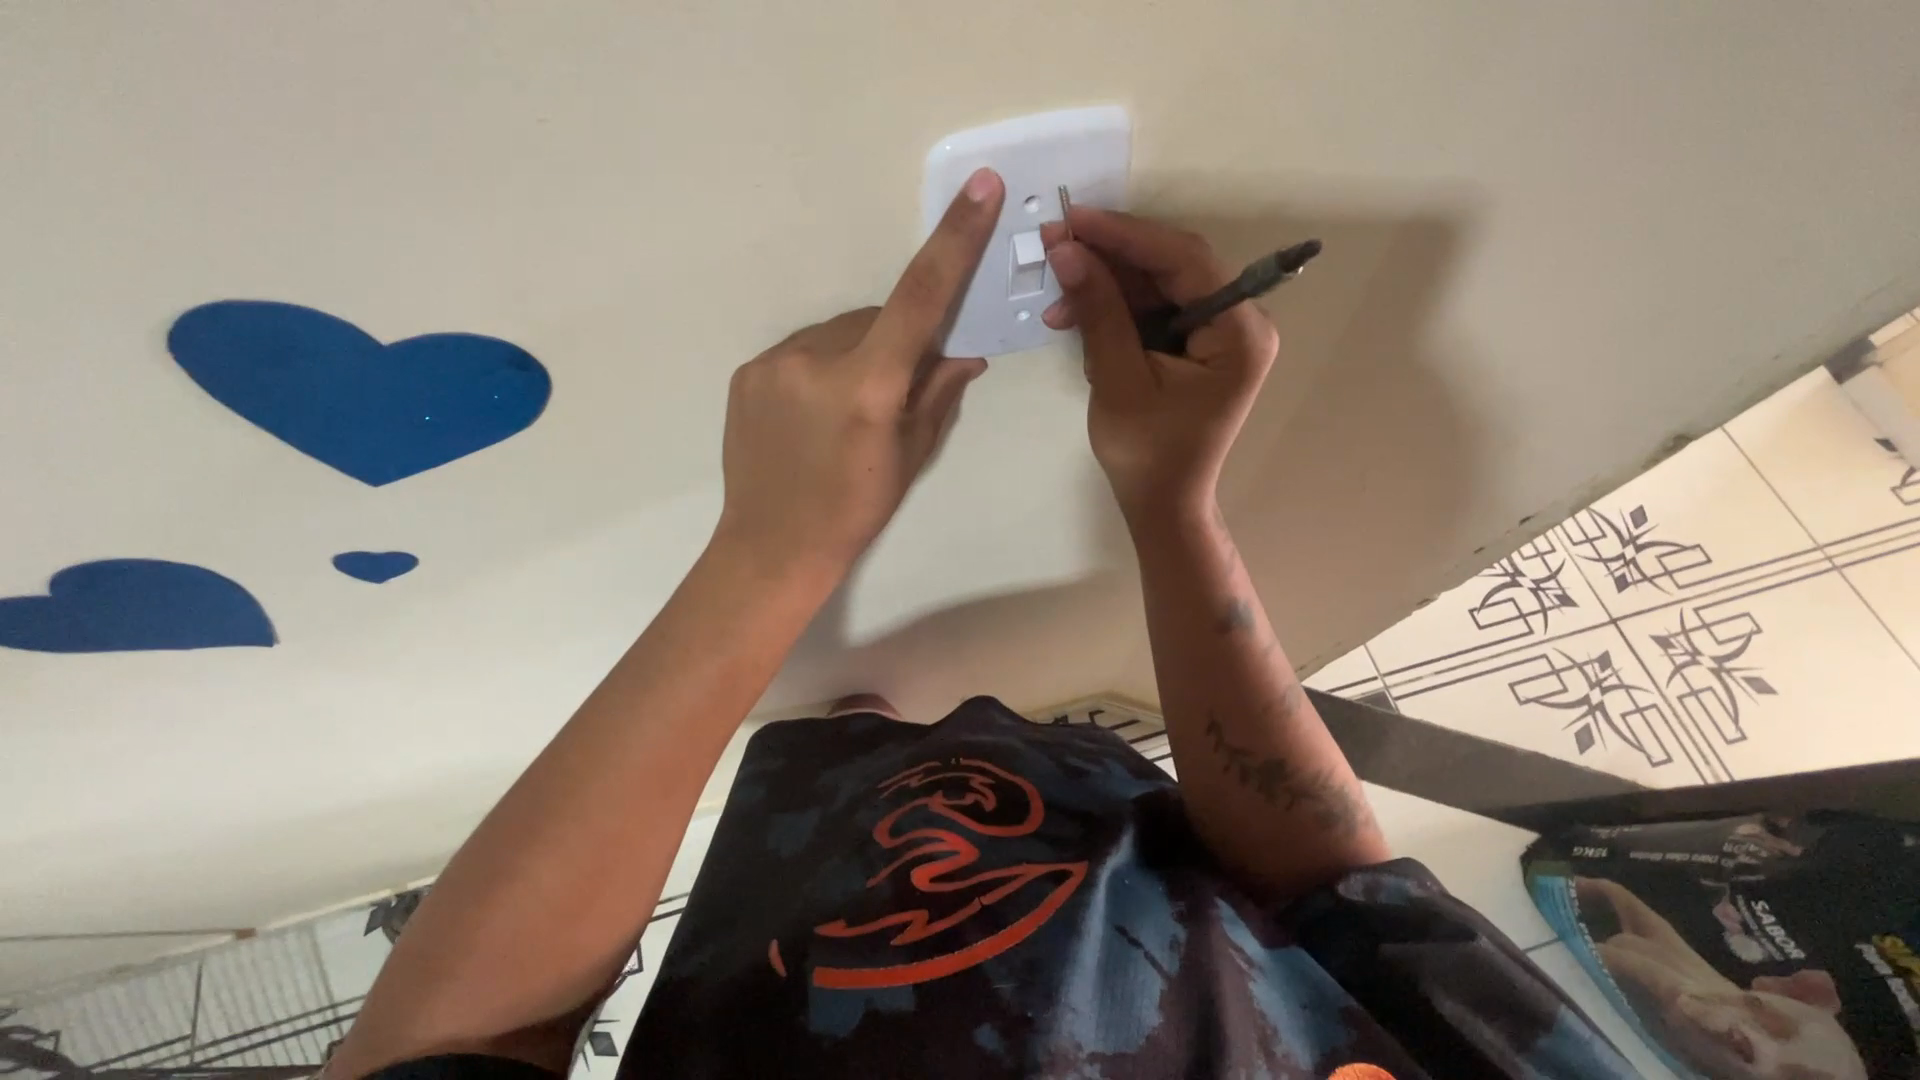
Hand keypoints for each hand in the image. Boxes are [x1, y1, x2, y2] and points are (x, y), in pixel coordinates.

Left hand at [714, 167, 1004, 573]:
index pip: (920, 299)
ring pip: (836, 334)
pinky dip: (820, 367)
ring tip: (843, 414)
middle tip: (892, 394)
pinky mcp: (747, 372)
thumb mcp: (911, 456)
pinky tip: (812, 414)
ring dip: (855, 355)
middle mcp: (816, 359)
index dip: (953, 241)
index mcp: (866, 385)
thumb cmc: (854, 509)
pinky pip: (801, 351)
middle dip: (893, 343)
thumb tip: (964, 353)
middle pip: (874, 320)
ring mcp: (774, 362)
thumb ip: (939, 395)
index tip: (979, 188)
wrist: (773, 546)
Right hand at [1041, 209, 1278, 521]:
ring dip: (1106, 286)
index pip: (1184, 260)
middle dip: (1111, 257)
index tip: (1074, 219)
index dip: (1127, 235)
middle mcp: (1240, 321)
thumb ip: (1098, 312)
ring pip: (1157, 286)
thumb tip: (1066, 250)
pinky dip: (1114, 310)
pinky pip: (1154, 310)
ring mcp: (1218, 332)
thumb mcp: (1117, 380)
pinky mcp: (1196, 344)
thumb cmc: (1147, 454)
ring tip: (1056, 294)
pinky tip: (1074, 315)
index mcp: (1240, 332)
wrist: (1162, 504)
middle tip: (1056, 242)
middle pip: (1172, 267)